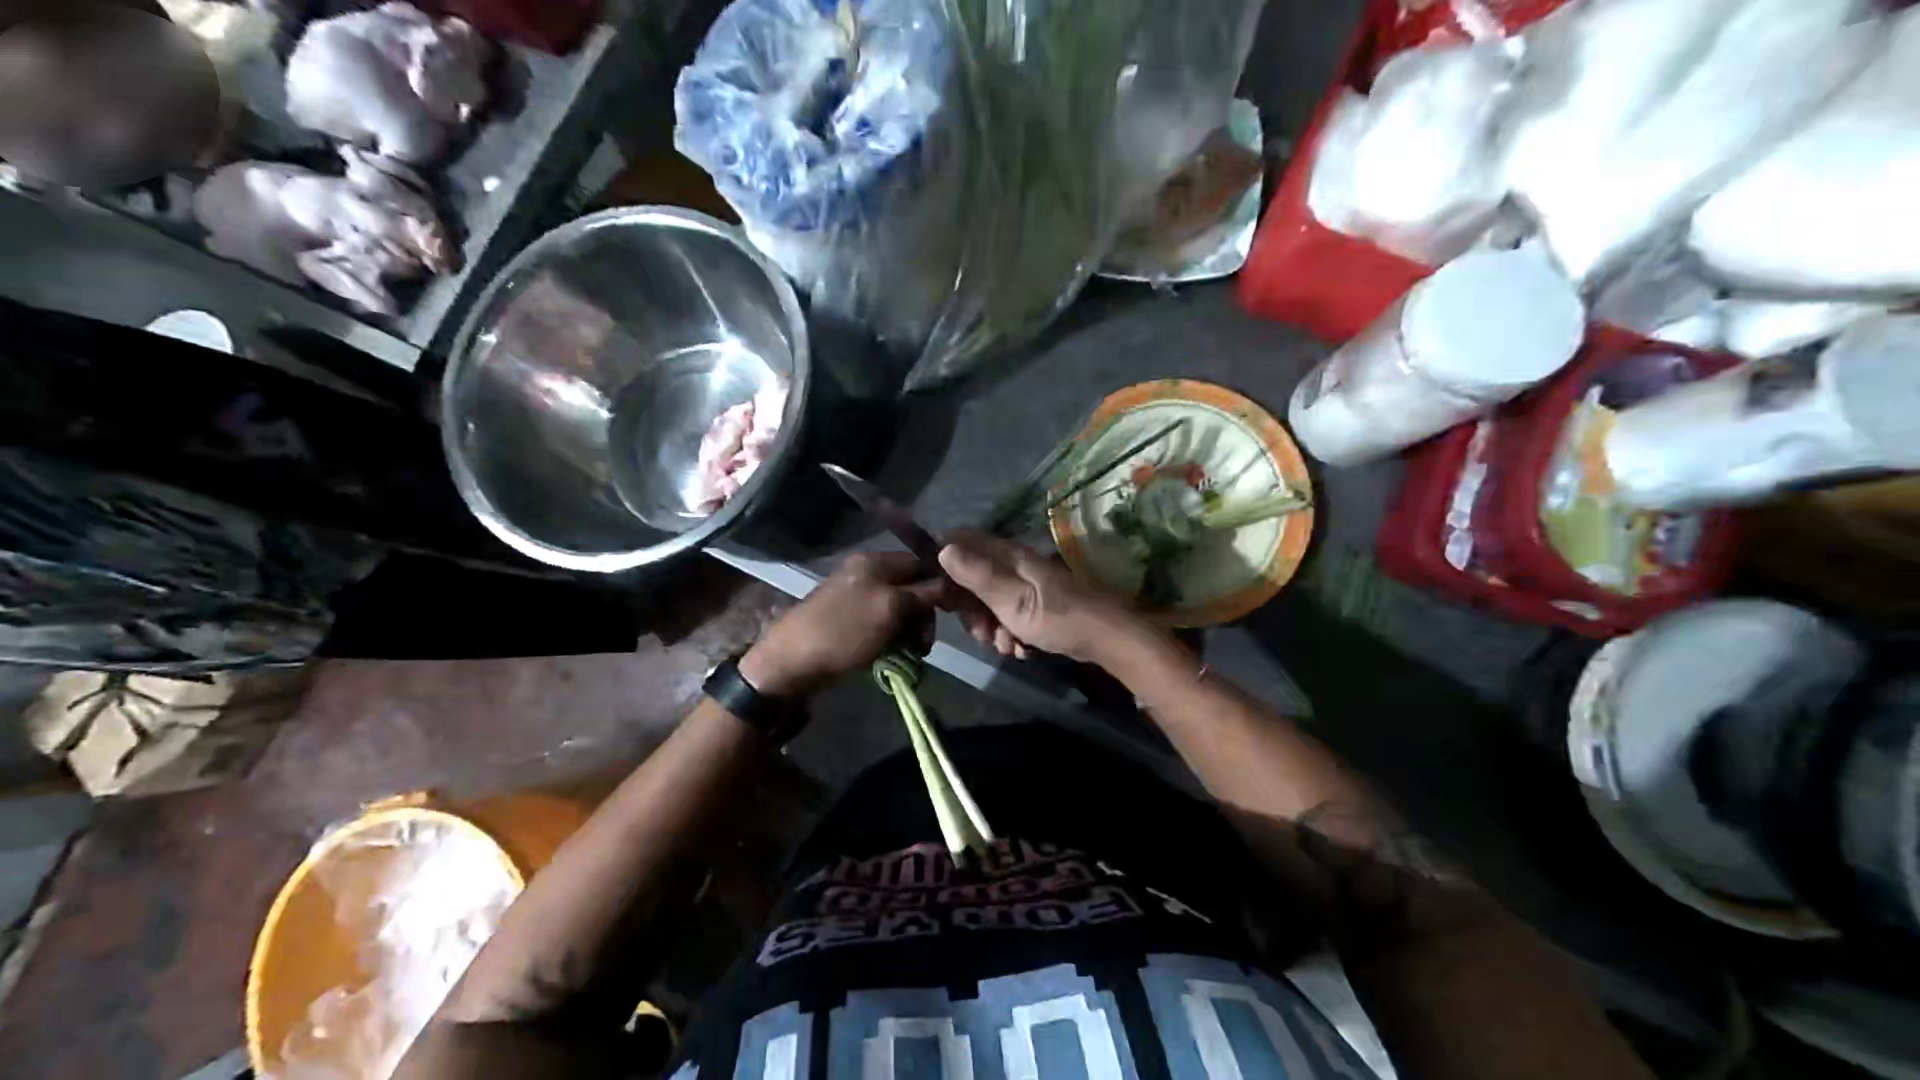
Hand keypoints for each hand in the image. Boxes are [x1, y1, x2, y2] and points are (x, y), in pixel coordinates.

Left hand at [739, 551, 947, 698]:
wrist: (790, 664)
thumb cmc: (843, 633)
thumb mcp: (890, 609)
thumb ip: (925, 593)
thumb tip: (954, 585)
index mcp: (875, 561)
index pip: (923, 564)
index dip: (942, 587)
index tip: (957, 615)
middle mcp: (867, 571)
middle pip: (913, 587)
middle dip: (924, 615)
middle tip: (924, 644)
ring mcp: (856, 595)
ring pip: (900, 608)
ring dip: (910, 631)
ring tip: (911, 653)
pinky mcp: (849, 619)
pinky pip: (883, 623)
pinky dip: (893, 638)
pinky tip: (893, 655)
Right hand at [937, 534, 1142, 662]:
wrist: (1106, 640)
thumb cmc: (1058, 617)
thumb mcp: (1012, 600)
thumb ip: (978, 575)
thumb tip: (943, 548)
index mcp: (1008, 555)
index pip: (963, 543)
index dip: (945, 565)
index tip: (940, 595)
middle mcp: (1014, 566)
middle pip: (972, 580)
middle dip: (970, 610)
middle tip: (981, 632)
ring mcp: (1025, 588)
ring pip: (988, 604)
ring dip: (990, 628)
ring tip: (1006, 644)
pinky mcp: (1034, 608)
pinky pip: (1008, 619)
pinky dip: (1009, 635)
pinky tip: (1021, 649)